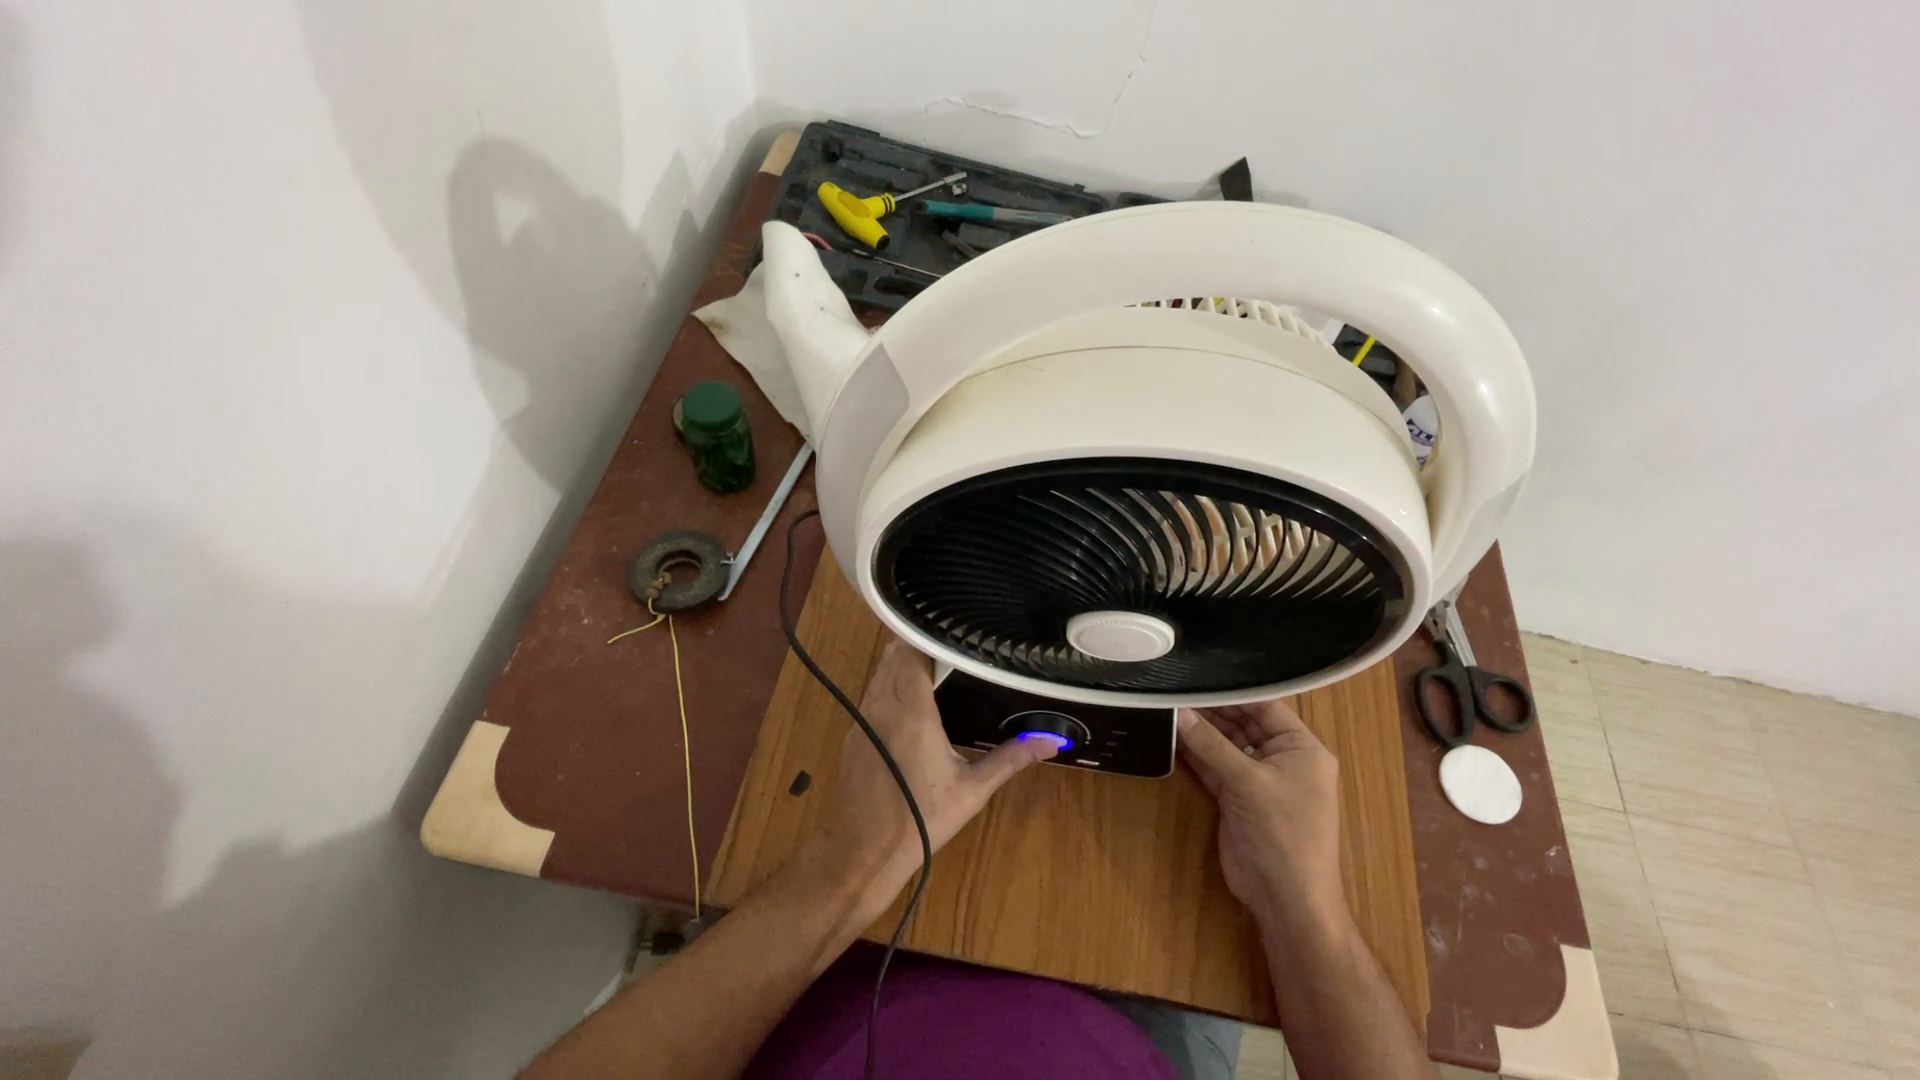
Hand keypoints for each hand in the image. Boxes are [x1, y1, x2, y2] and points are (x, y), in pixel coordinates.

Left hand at [804, 637, 1057, 922]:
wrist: (862, 851)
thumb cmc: (919, 819)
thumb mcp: (972, 790)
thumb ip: (1011, 758)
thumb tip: (1052, 740)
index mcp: (912, 712)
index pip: (913, 651)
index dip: (930, 632)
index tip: (955, 624)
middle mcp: (882, 706)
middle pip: (894, 654)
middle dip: (920, 641)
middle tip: (952, 639)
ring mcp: (862, 718)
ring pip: (880, 671)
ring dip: (902, 659)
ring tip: (936, 658)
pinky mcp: (853, 732)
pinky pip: (872, 691)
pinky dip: (890, 680)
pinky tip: (912, 693)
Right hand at [1177, 701, 1343, 926]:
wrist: (1285, 896)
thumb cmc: (1283, 832)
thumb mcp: (1248, 782)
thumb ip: (1211, 746)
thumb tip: (1180, 713)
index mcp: (1302, 748)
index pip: (1265, 707)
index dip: (1232, 692)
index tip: (1197, 676)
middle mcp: (1282, 759)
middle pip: (1243, 725)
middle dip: (1211, 712)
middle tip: (1174, 691)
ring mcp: (1258, 780)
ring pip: (1226, 746)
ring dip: (1200, 732)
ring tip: (1167, 708)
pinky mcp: (1237, 799)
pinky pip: (1215, 768)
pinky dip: (1196, 755)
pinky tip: (1171, 738)